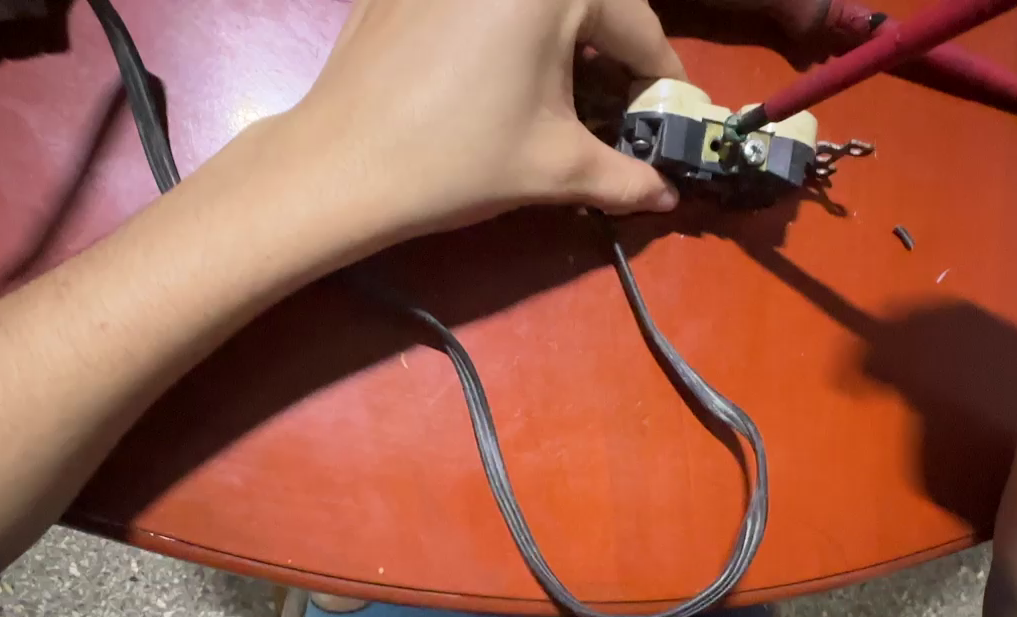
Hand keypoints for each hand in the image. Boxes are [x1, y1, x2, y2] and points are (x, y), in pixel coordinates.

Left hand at [283, 0, 686, 240]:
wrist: (345, 166)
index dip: (661, 81)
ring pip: (540, 1)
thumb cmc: (460, 162)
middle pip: (590, 3)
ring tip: (563, 96)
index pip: (637, 27)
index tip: (671, 118)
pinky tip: (503, 74)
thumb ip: (623, 178)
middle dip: (613, 58)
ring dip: (565, 41)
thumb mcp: (554, 169)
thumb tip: (666, 196)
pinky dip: (513, 28)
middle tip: (618, 111)